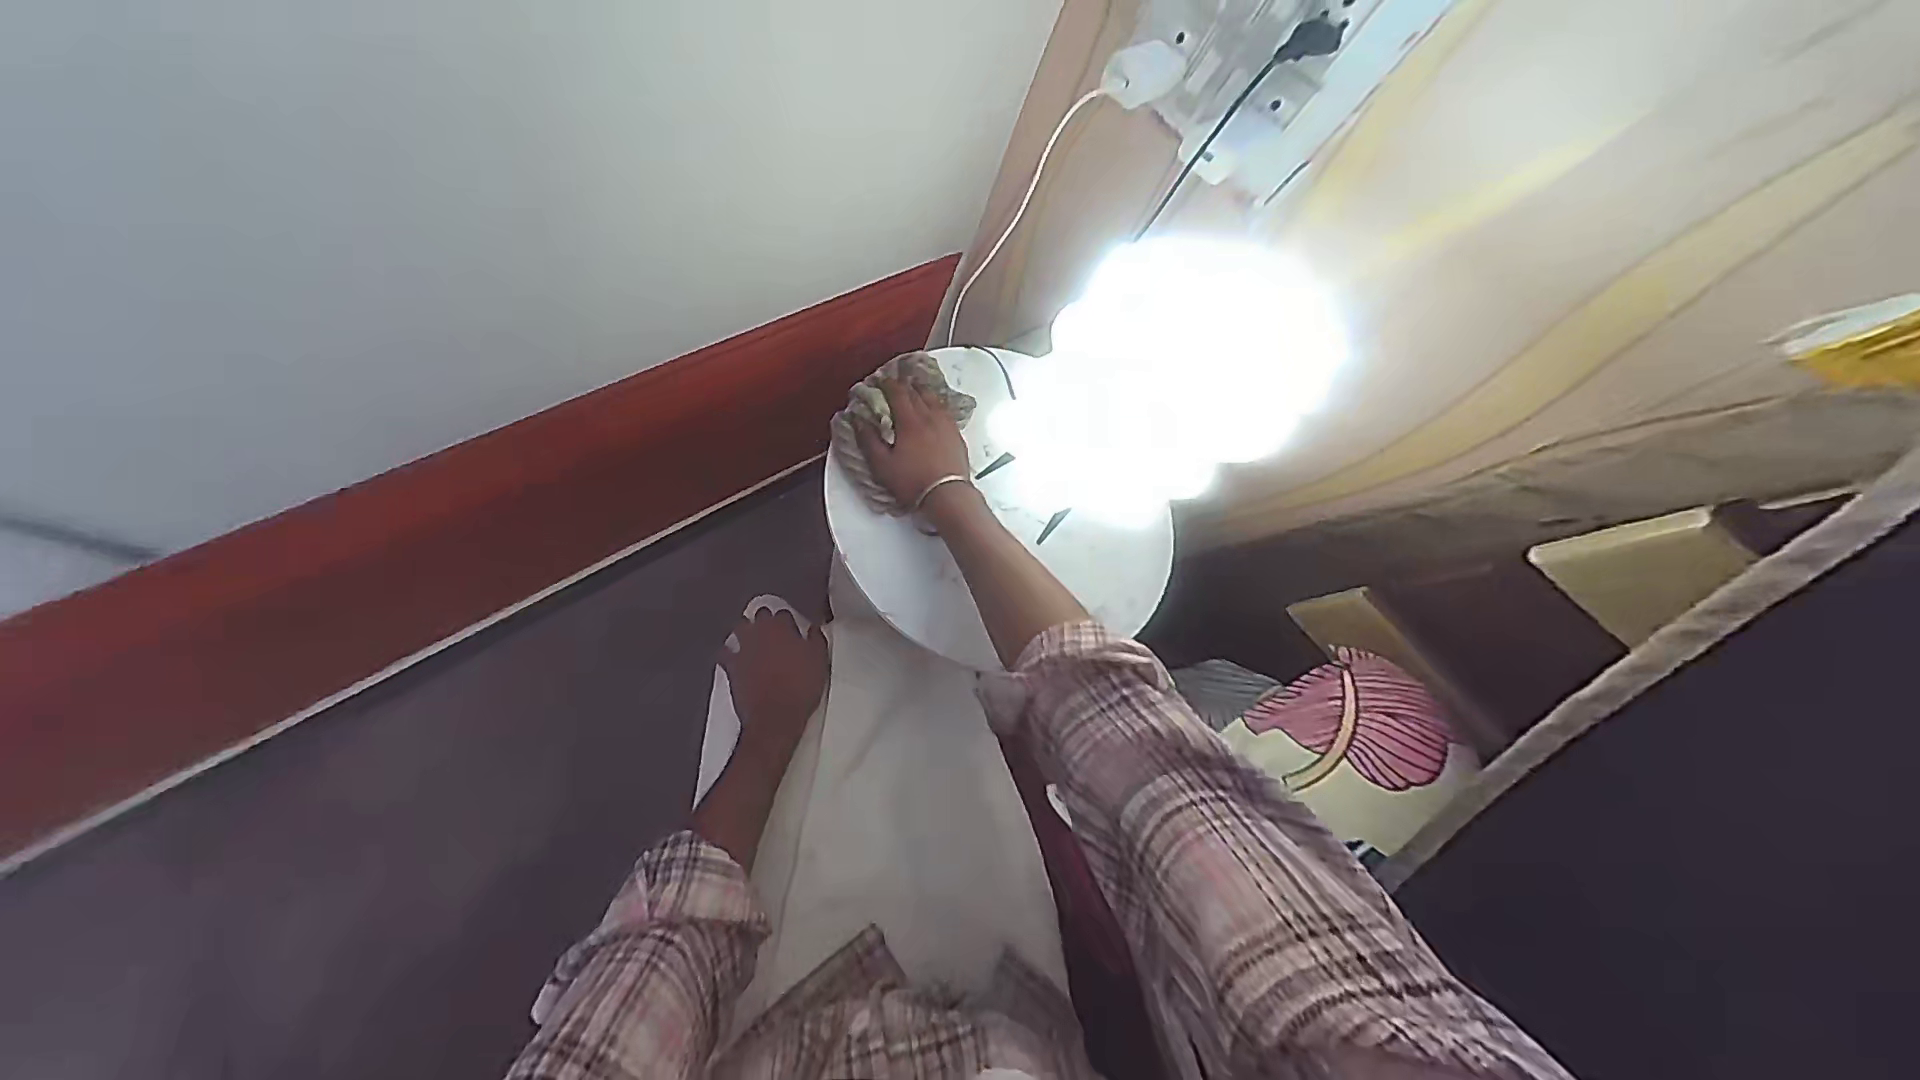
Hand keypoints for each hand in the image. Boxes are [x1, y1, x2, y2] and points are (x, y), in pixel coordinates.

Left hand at [720, 608, 828, 773]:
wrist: (775, 716)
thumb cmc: (801, 689)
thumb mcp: (819, 662)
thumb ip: (816, 641)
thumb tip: (814, 629)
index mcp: (783, 629)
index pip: (783, 614)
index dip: (788, 622)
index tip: (793, 629)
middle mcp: (760, 633)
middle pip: (760, 616)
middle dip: (765, 620)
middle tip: (773, 630)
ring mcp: (743, 649)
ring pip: (740, 628)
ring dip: (746, 630)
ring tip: (752, 636)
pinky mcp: (731, 666)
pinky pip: (725, 653)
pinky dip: (728, 653)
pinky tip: (732, 656)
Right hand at [853, 376, 971, 511]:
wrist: (947, 494)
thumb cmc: (912, 481)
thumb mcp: (882, 464)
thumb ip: (868, 440)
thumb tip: (858, 420)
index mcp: (910, 421)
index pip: (898, 393)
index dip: (887, 384)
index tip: (880, 380)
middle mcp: (930, 417)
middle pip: (917, 392)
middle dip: (904, 384)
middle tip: (896, 383)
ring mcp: (946, 424)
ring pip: (934, 398)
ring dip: (922, 391)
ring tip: (916, 389)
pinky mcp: (957, 435)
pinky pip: (945, 411)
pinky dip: (936, 404)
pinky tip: (935, 409)